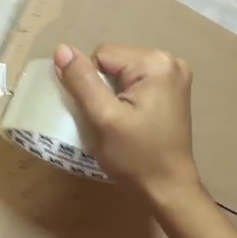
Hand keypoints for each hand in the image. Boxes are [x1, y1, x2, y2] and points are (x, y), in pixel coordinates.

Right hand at [52, 43, 201, 203]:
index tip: (101, 114)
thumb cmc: (135, 157)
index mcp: (155, 62)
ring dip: (113, 96)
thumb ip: (82, 82)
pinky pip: (135, 84)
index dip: (90, 84)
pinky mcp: (173, 91)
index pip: (101, 55)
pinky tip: (132, 122)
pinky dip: (126, 100)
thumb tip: (61, 49)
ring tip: (121, 123)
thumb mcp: (103, 119)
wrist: (167, 188)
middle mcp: (170, 60)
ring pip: (122, 74)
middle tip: (111, 122)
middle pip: (113, 62)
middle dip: (103, 89)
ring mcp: (174, 75)